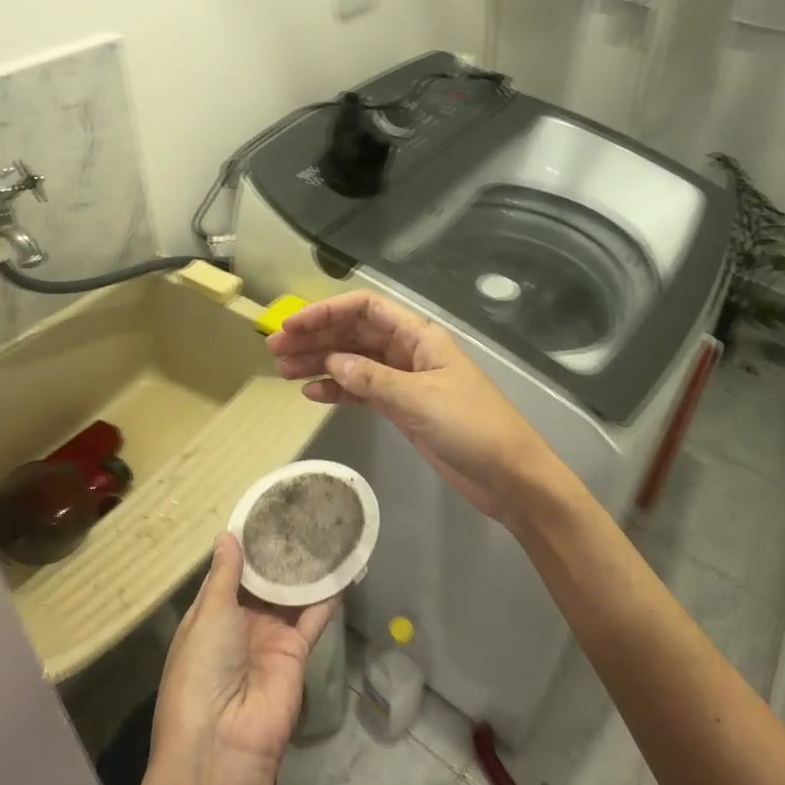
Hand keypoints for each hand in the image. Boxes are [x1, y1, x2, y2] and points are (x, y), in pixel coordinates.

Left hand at [145, 534, 337, 784]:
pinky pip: (314, 615)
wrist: (224, 737)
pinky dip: (329, 592)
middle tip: (301, 512)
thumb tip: (228, 535)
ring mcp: (271, 636)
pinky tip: (344, 564)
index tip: (266, 511)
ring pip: (292, 594)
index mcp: (211, 615)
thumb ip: (226, 575)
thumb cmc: (203, 668)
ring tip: (325, 528)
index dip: (247, 545)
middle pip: (264, 581)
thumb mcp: (208, 615)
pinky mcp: (298, 649)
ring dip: (306, 568)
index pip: (231, 572)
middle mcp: (241, 622)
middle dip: (280, 552)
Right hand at [266, 290, 555, 523]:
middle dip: (316, 337)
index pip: (366, 308)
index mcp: (419, 336)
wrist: (509, 475)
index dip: (327, 311)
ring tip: (283, 371)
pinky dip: (338, 391)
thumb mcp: (420, 399)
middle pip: (355, 333)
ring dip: (320, 363)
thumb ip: (373, 379)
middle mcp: (409, 352)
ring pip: (354, 363)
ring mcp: (405, 381)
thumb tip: (332, 361)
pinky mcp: (403, 410)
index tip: (292, 325)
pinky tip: (312, 394)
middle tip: (275, 351)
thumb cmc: (472, 427)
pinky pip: (363, 392)